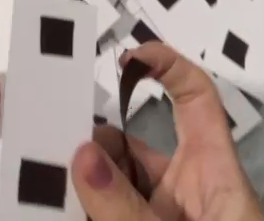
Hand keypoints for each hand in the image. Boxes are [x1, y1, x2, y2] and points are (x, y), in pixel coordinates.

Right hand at [71, 42, 263, 220]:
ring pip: (116, 182)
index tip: (123, 58)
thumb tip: (80, 152)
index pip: (197, 97)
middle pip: (133, 145)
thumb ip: (125, 208)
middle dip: (94, 144)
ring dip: (86, 182)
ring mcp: (166, 217)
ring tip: (49, 182)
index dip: (166, 64)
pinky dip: (89, 208)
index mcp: (214, 173)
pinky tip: (60, 206)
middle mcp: (188, 190)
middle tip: (52, 144)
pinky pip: (111, 213)